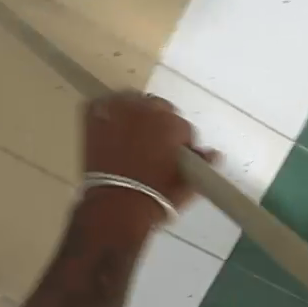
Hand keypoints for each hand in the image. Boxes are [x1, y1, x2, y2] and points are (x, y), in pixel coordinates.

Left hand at [84, 91, 210, 209]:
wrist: (116, 204)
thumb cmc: (156, 198)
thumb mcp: (187, 184)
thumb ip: (202, 163)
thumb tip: (213, 153)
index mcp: (174, 123)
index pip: (182, 126)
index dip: (179, 142)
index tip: (173, 156)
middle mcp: (148, 109)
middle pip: (159, 108)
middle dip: (159, 124)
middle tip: (152, 147)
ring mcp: (119, 108)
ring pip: (133, 102)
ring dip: (135, 114)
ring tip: (131, 137)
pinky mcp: (94, 112)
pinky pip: (105, 102)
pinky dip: (109, 112)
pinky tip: (111, 128)